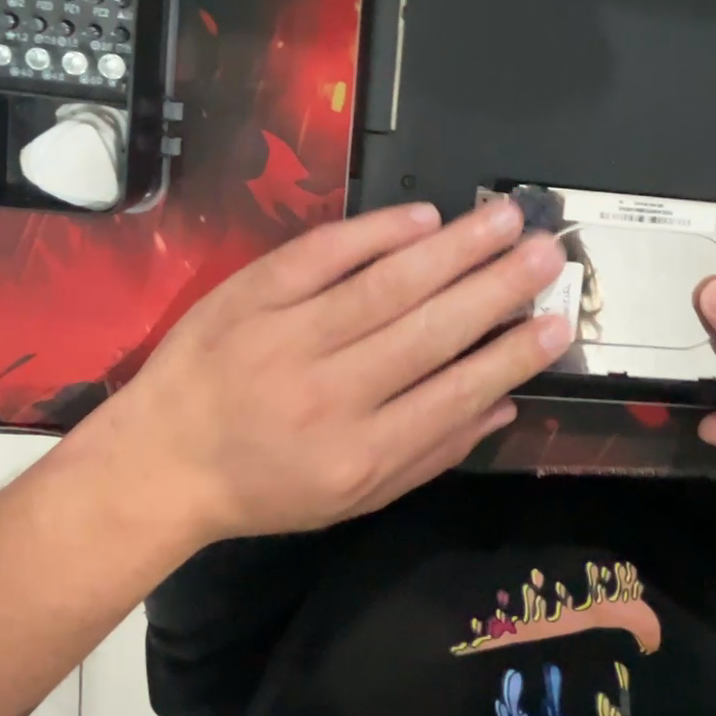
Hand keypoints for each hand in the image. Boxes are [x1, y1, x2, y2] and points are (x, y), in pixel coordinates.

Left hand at [98, 201, 572, 543]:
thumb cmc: (265, 487)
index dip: (512, 356)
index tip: (556, 324)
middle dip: (498, 287)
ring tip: (505, 218)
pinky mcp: (252, 293)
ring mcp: (286, 335)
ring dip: (454, 248)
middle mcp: (329, 392)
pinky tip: (424, 216)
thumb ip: (432, 454)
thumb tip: (503, 405)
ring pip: (387, 284)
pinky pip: (321, 253)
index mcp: (358, 452)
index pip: (455, 394)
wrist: (159, 462)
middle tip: (547, 252)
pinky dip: (375, 231)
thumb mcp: (355, 498)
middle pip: (430, 330)